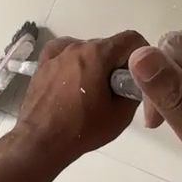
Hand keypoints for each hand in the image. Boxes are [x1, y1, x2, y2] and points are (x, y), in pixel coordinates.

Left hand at [9, 30, 148, 170]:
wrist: (40, 142)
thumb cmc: (82, 129)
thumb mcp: (120, 115)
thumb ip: (134, 91)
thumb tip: (135, 81)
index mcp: (97, 54)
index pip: (131, 39)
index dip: (141, 55)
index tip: (139, 74)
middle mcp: (76, 46)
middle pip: (108, 46)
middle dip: (116, 64)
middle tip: (116, 91)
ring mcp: (57, 53)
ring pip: (87, 50)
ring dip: (95, 65)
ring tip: (91, 92)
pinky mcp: (42, 63)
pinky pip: (64, 53)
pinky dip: (73, 61)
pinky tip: (73, 78)